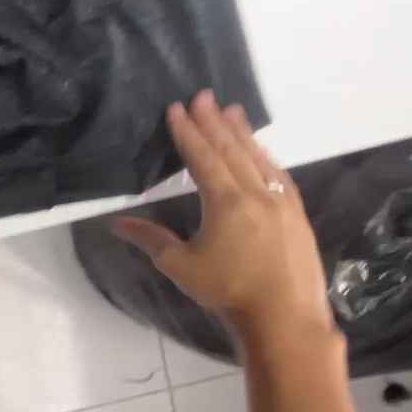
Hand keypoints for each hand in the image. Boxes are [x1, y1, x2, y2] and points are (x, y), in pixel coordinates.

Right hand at [111, 92, 332, 339]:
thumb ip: (151, 238)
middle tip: (205, 96)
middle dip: (216, 123)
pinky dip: (264, 157)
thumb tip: (116, 223)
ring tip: (233, 112)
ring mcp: (282, 204)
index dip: (188, 133)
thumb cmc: (226, 288)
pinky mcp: (295, 215)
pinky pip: (278, 176)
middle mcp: (258, 195)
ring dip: (243, 135)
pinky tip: (260, 153)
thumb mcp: (178, 264)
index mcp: (228, 202)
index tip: (177, 108)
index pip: (204, 159)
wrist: (285, 314)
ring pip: (260, 160)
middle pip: (234, 151)